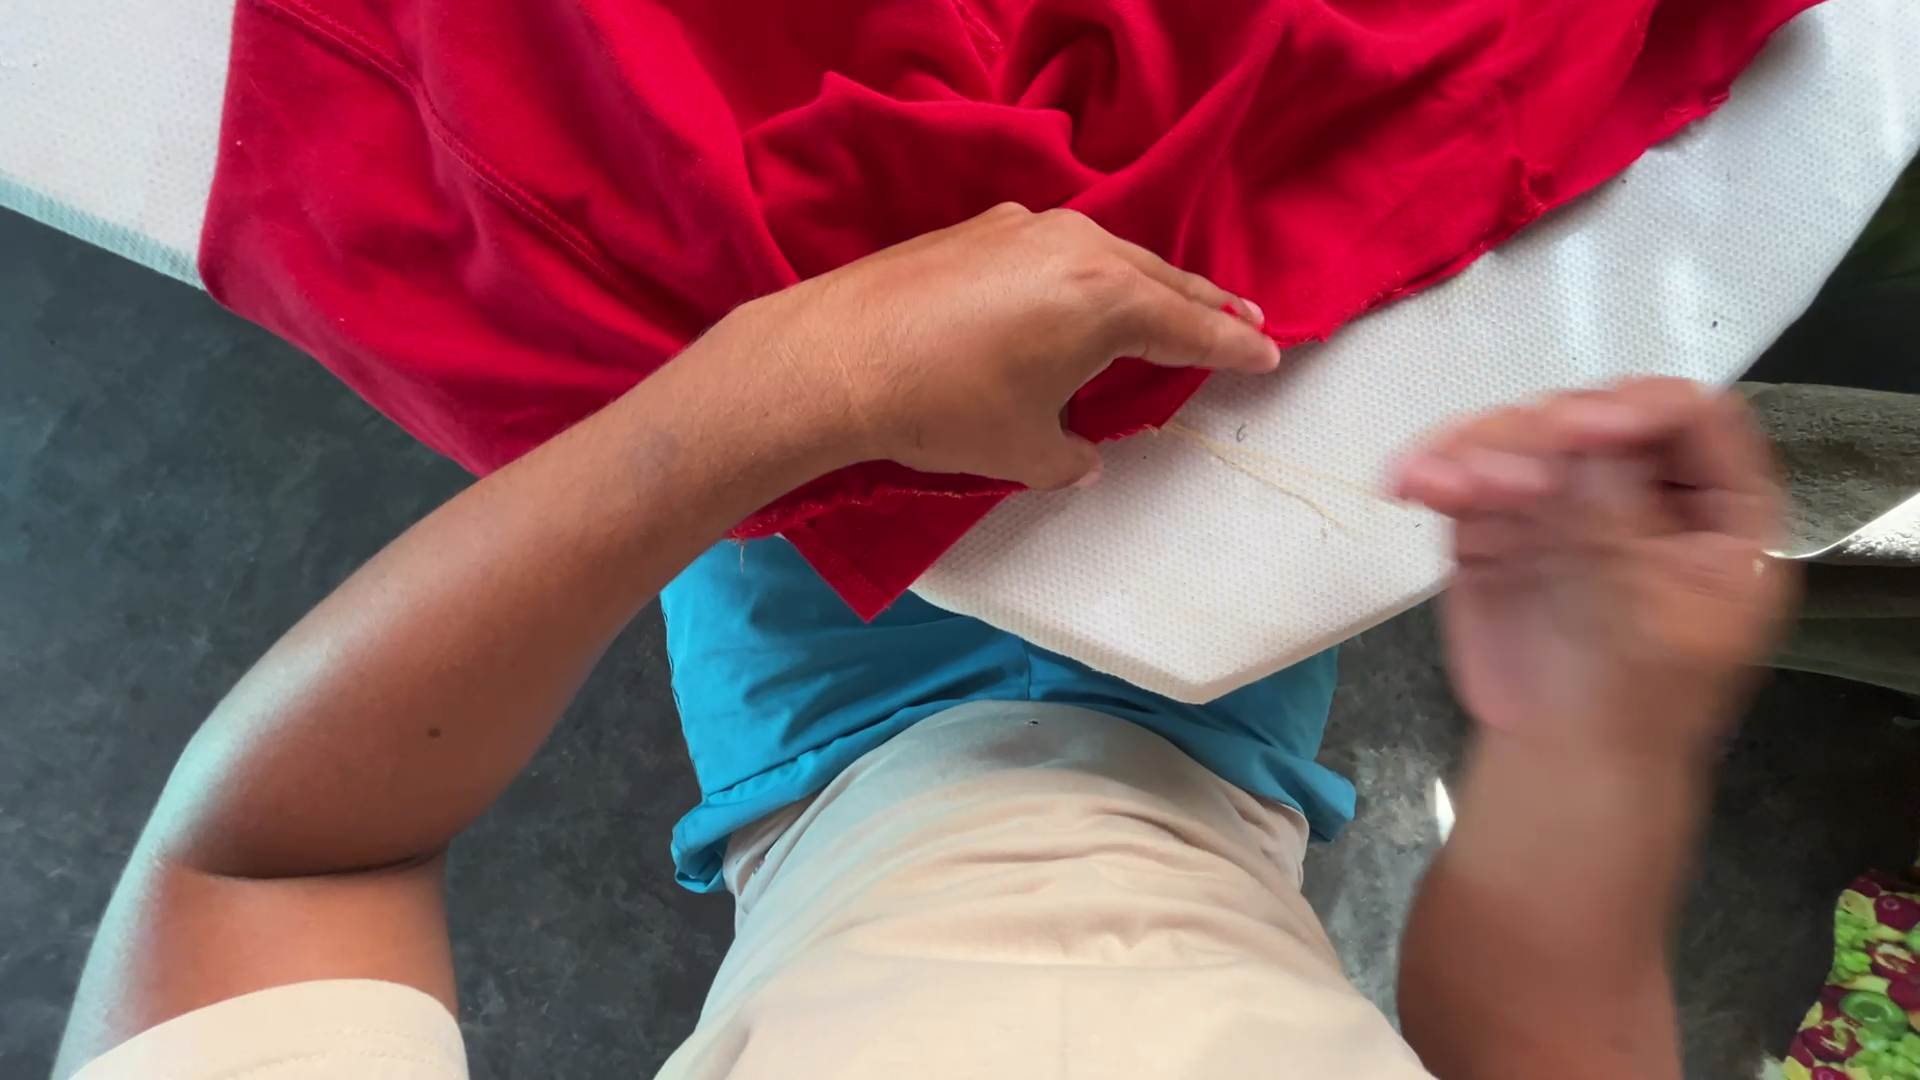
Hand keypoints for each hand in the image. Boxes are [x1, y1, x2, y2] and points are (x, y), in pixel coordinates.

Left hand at [702, 203, 1280, 489]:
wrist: (838, 358)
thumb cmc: (944, 411)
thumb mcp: (1023, 451)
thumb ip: (1071, 456)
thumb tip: (1085, 457)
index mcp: (1104, 300)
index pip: (1190, 326)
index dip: (1234, 346)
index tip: (1268, 353)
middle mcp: (1076, 247)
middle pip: (1160, 279)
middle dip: (1206, 305)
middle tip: (1244, 319)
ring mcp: (1024, 228)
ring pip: (1108, 255)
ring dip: (1145, 284)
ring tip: (1170, 304)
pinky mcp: (981, 228)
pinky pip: (1056, 250)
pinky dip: (1084, 274)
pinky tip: (1076, 291)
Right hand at [1393, 379, 1795, 752]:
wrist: (1558, 748)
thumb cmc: (1636, 697)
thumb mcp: (1655, 619)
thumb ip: (1621, 530)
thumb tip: (1585, 445)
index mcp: (1704, 508)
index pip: (1684, 419)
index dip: (1633, 409)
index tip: (1576, 433)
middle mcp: (1626, 488)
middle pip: (1580, 418)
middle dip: (1531, 435)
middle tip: (1492, 482)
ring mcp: (1550, 504)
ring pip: (1510, 440)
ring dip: (1466, 449)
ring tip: (1430, 483)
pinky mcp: (1486, 526)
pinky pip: (1457, 481)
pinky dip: (1428, 474)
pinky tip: (1406, 483)